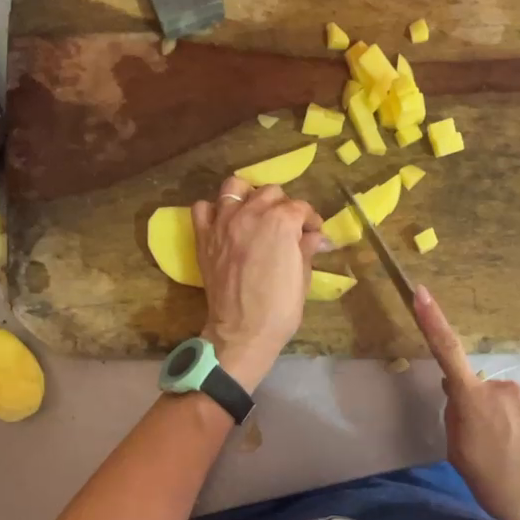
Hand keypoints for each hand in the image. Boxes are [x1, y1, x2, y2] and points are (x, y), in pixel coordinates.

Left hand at [193, 176, 327, 389]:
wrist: (242, 332)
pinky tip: (224, 223)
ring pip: (235, 187)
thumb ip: (306, 249)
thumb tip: (316, 237)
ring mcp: (223, 223)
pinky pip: (202, 208)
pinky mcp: (204, 237)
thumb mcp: (302, 278)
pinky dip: (213, 210)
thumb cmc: (280, 310)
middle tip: (286, 227)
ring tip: (254, 214)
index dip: (310, 221)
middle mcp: (251, 213)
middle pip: (270, 192)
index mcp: (281, 222)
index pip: (300, 208)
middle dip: (282, 206)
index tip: (313, 234)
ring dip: (248, 196)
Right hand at [413, 285, 519, 519]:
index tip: (421, 292)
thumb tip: (457, 394)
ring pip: (515, 404)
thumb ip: (456, 419)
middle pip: (486, 393)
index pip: (448, 353)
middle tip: (490, 450)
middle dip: (485, 411)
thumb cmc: (498, 487)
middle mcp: (506, 388)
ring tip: (519, 459)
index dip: (432, 321)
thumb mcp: (461, 458)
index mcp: (474, 400)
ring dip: (512, 422)